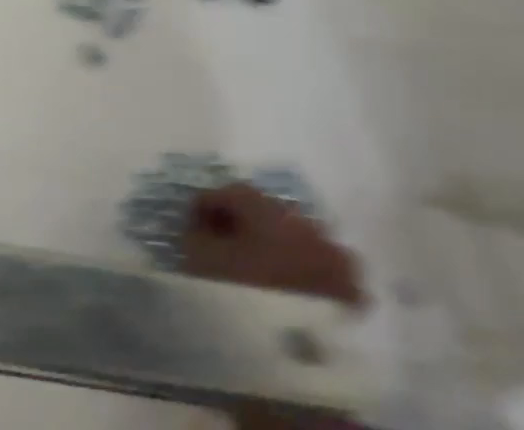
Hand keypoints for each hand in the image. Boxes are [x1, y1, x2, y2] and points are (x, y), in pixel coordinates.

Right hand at [179, 183, 365, 308]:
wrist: (291, 349)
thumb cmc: (238, 290)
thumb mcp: (199, 256)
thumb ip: (196, 232)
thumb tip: (202, 227)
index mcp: (272, 212)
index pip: (232, 192)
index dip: (205, 205)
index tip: (190, 225)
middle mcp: (311, 226)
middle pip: (270, 213)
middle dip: (244, 223)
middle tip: (221, 242)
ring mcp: (338, 259)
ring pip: (299, 240)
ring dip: (274, 245)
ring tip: (253, 266)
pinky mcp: (352, 290)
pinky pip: (321, 268)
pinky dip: (301, 269)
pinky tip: (282, 286)